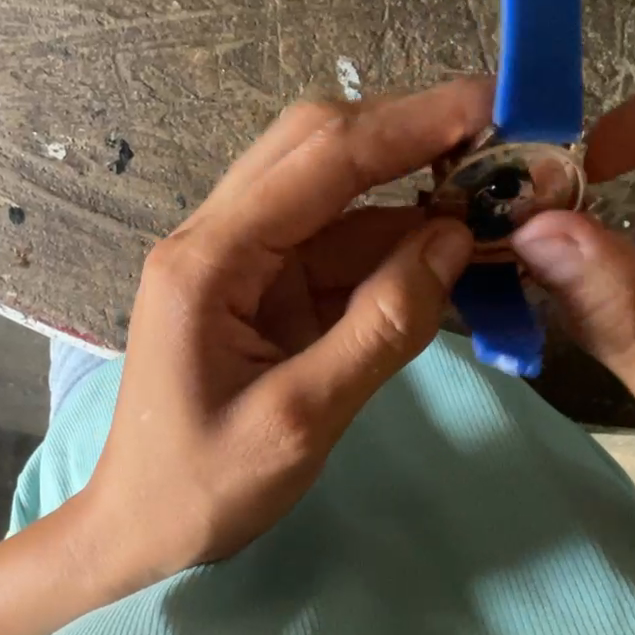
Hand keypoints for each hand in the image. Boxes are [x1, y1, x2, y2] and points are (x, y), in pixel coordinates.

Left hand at [80, 80, 488, 581]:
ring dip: (403, 198)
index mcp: (207, 262)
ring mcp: (233, 269)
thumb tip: (454, 241)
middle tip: (496, 149)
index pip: (317, 160)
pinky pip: (325, 252)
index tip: (493, 106)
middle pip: (313, 154)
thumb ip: (380, 328)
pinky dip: (384, 250)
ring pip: (325, 201)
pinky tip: (440, 256)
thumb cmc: (202, 487)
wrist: (139, 527)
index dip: (407, 125)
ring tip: (489, 207)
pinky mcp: (253, 298)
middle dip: (405, 141)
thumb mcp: (299, 420)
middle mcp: (214, 244)